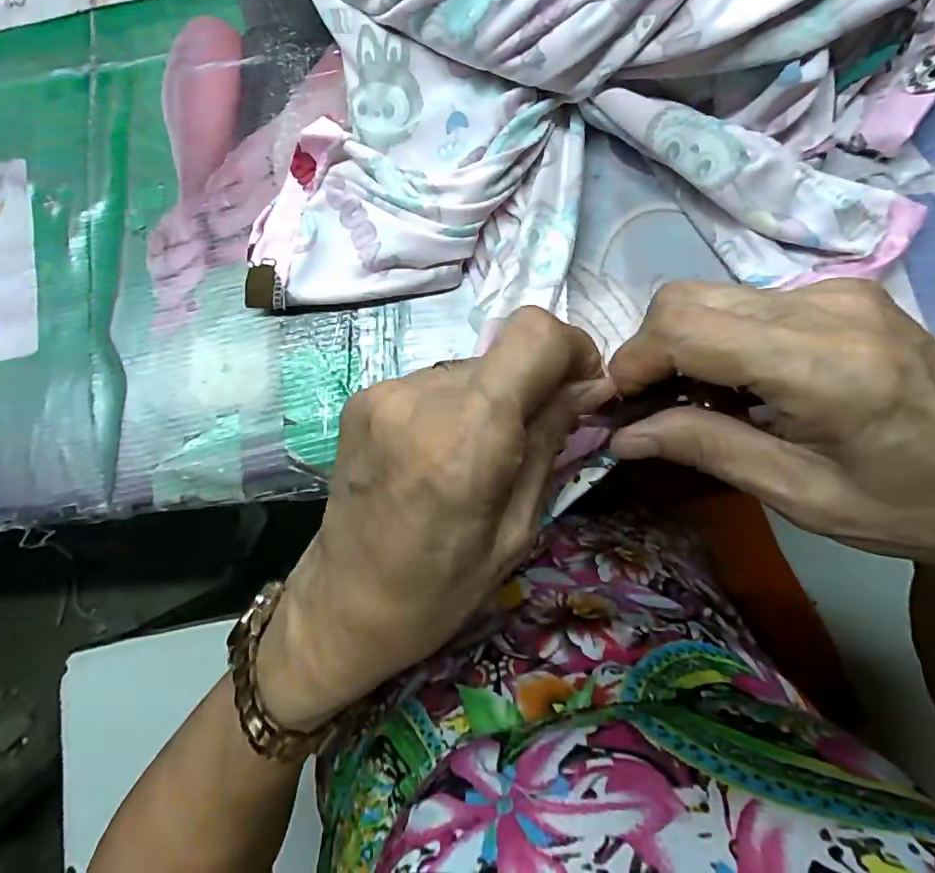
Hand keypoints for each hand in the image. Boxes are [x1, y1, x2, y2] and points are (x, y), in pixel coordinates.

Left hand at [257, 308, 610, 730]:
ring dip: (486, 399)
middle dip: (529, 385)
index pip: (533, 334)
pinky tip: (436, 453)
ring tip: (474, 456)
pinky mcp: (361, 397)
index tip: (579, 386)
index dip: (570, 348)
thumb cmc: (441, 588)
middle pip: (502, 354)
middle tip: (528, 438)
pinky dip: (448, 407)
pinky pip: (429, 383)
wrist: (345, 600)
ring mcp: (382, 393)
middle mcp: (418, 398)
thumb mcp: (517, 527)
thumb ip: (550, 441)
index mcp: (466, 436)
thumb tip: (588, 385)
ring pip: (466, 368)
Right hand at [606, 280, 934, 589]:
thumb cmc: (917, 511)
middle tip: (652, 408)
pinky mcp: (841, 291)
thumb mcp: (802, 497)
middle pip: (685, 298)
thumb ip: (705, 449)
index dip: (633, 362)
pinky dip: (715, 337)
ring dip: (680, 344)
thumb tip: (620, 433)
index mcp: (827, 365)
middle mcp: (829, 306)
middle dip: (649, 351)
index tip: (619, 407)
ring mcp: (838, 290)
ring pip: (707, 295)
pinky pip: (742, 301)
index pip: (685, 327)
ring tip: (697, 402)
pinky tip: (737, 383)